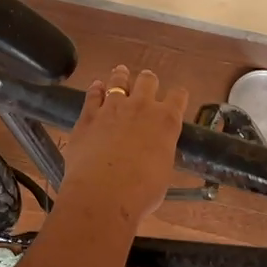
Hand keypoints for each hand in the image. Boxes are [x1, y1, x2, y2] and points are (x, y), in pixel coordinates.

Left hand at [57, 66, 188, 227]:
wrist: (102, 194)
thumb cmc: (141, 192)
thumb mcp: (163, 171)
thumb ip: (160, 151)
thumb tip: (155, 150)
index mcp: (166, 121)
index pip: (178, 96)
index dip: (177, 95)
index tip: (176, 97)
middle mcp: (142, 107)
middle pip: (148, 80)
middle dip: (149, 81)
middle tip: (147, 82)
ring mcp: (113, 107)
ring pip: (118, 81)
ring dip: (121, 76)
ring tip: (121, 72)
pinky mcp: (88, 115)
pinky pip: (93, 94)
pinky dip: (96, 89)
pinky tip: (96, 86)